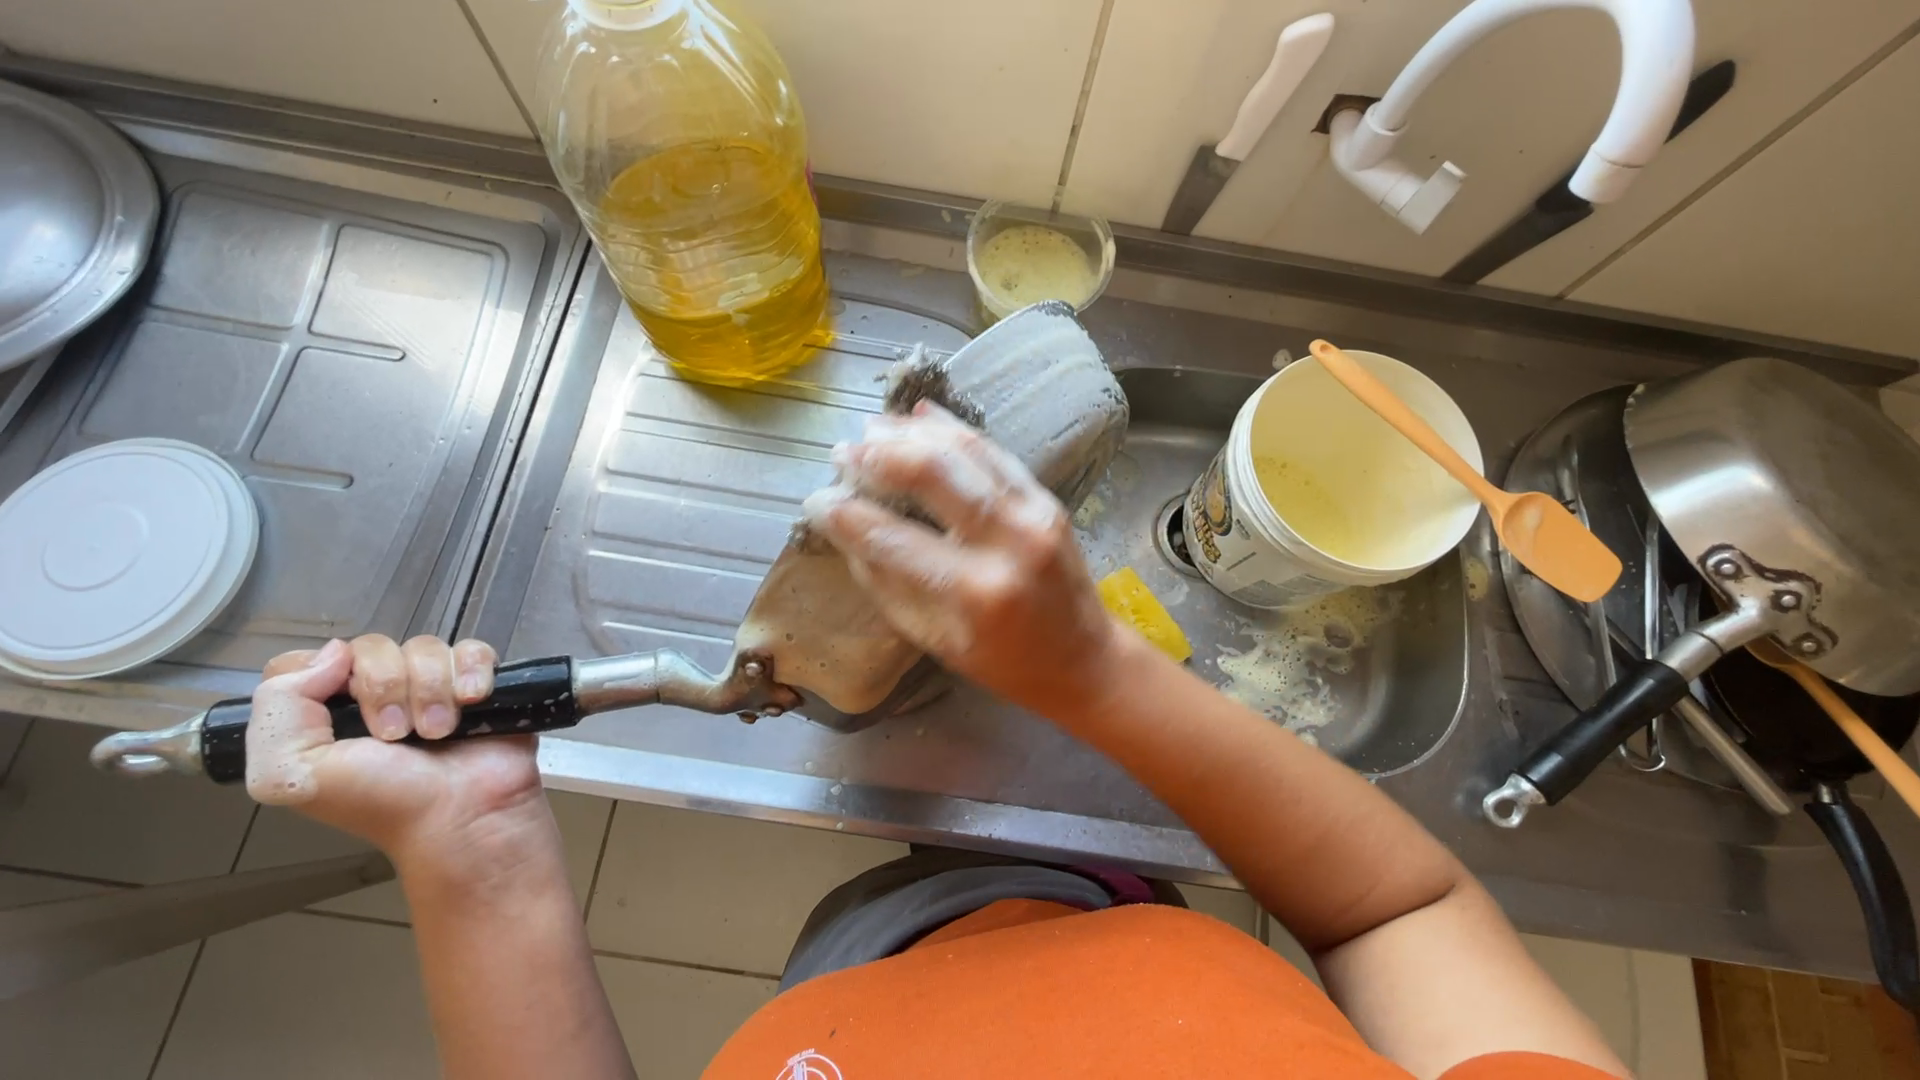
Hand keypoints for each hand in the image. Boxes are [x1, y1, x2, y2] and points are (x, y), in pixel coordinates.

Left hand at [245, 635, 547, 875]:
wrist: (461, 814)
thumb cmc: (380, 802)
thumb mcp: (290, 774)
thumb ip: (278, 708)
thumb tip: (335, 653)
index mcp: (324, 713)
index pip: (307, 659)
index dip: (324, 672)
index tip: (343, 707)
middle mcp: (376, 693)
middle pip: (371, 647)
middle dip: (387, 688)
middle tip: (397, 734)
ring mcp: (430, 685)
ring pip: (425, 647)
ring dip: (432, 690)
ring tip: (440, 731)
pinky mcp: (477, 682)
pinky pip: (472, 649)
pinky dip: (472, 671)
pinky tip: (473, 700)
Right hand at [803, 402, 1124, 716]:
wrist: (1084, 659)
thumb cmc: (1005, 663)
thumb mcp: (937, 642)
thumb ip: (889, 587)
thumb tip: (847, 533)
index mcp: (977, 593)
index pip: (896, 541)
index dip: (848, 518)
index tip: (817, 502)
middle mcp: (1010, 542)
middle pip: (935, 475)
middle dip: (879, 458)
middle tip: (842, 454)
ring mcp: (1035, 513)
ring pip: (965, 451)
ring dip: (912, 435)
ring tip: (871, 429)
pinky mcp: (1047, 498)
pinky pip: (994, 451)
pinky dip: (954, 430)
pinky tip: (921, 416)